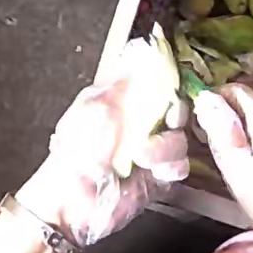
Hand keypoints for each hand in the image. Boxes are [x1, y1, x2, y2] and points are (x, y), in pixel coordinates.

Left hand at [16, 77, 188, 247]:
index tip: (170, 82)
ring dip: (166, 146)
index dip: (166, 76)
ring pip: (180, 136)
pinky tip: (155, 171)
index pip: (152, 76)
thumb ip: (126, 83)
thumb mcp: (97, 108)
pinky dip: (172, 166)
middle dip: (173, 113)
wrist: (71, 203)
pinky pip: (180, 165)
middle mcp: (138, 120)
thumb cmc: (76, 152)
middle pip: (175, 105)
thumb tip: (146, 50)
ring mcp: (150, 148)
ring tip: (143, 156)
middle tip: (165, 121)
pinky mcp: (158, 176)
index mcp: (119, 98)